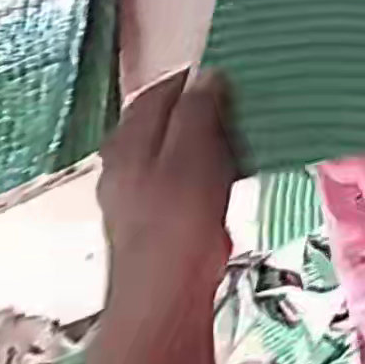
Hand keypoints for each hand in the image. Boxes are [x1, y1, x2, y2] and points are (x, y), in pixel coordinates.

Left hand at [99, 68, 238, 295]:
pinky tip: (229, 170)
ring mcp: (138, 190)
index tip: (229, 73)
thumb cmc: (181, 214)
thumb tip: (207, 73)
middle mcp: (124, 161)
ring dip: (206, 135)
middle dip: (201, 106)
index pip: (158, 91)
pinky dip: (206, 162)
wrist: (168, 290)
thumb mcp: (193, 149)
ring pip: (175, 145)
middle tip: (239, 102)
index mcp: (127, 140)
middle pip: (164, 118)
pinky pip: (183, 172)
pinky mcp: (157, 213)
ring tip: (240, 132)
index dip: (192, 78)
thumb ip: (198, 108)